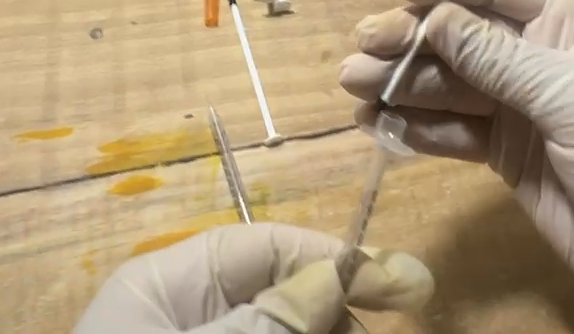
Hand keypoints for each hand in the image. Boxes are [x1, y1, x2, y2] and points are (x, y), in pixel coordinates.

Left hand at [73, 223, 432, 332]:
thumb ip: (268, 319)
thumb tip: (337, 274)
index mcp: (168, 286)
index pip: (266, 248)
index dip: (335, 257)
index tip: (404, 280)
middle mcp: (188, 317)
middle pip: (282, 298)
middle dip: (338, 316)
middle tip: (400, 321)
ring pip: (285, 332)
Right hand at [339, 0, 573, 332]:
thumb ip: (498, 59)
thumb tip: (432, 18)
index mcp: (570, 21)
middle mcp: (540, 56)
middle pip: (464, 35)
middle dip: (413, 38)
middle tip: (363, 49)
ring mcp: (522, 107)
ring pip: (452, 84)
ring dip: (402, 84)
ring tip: (354, 87)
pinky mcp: (508, 156)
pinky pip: (456, 132)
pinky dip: (419, 129)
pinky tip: (380, 127)